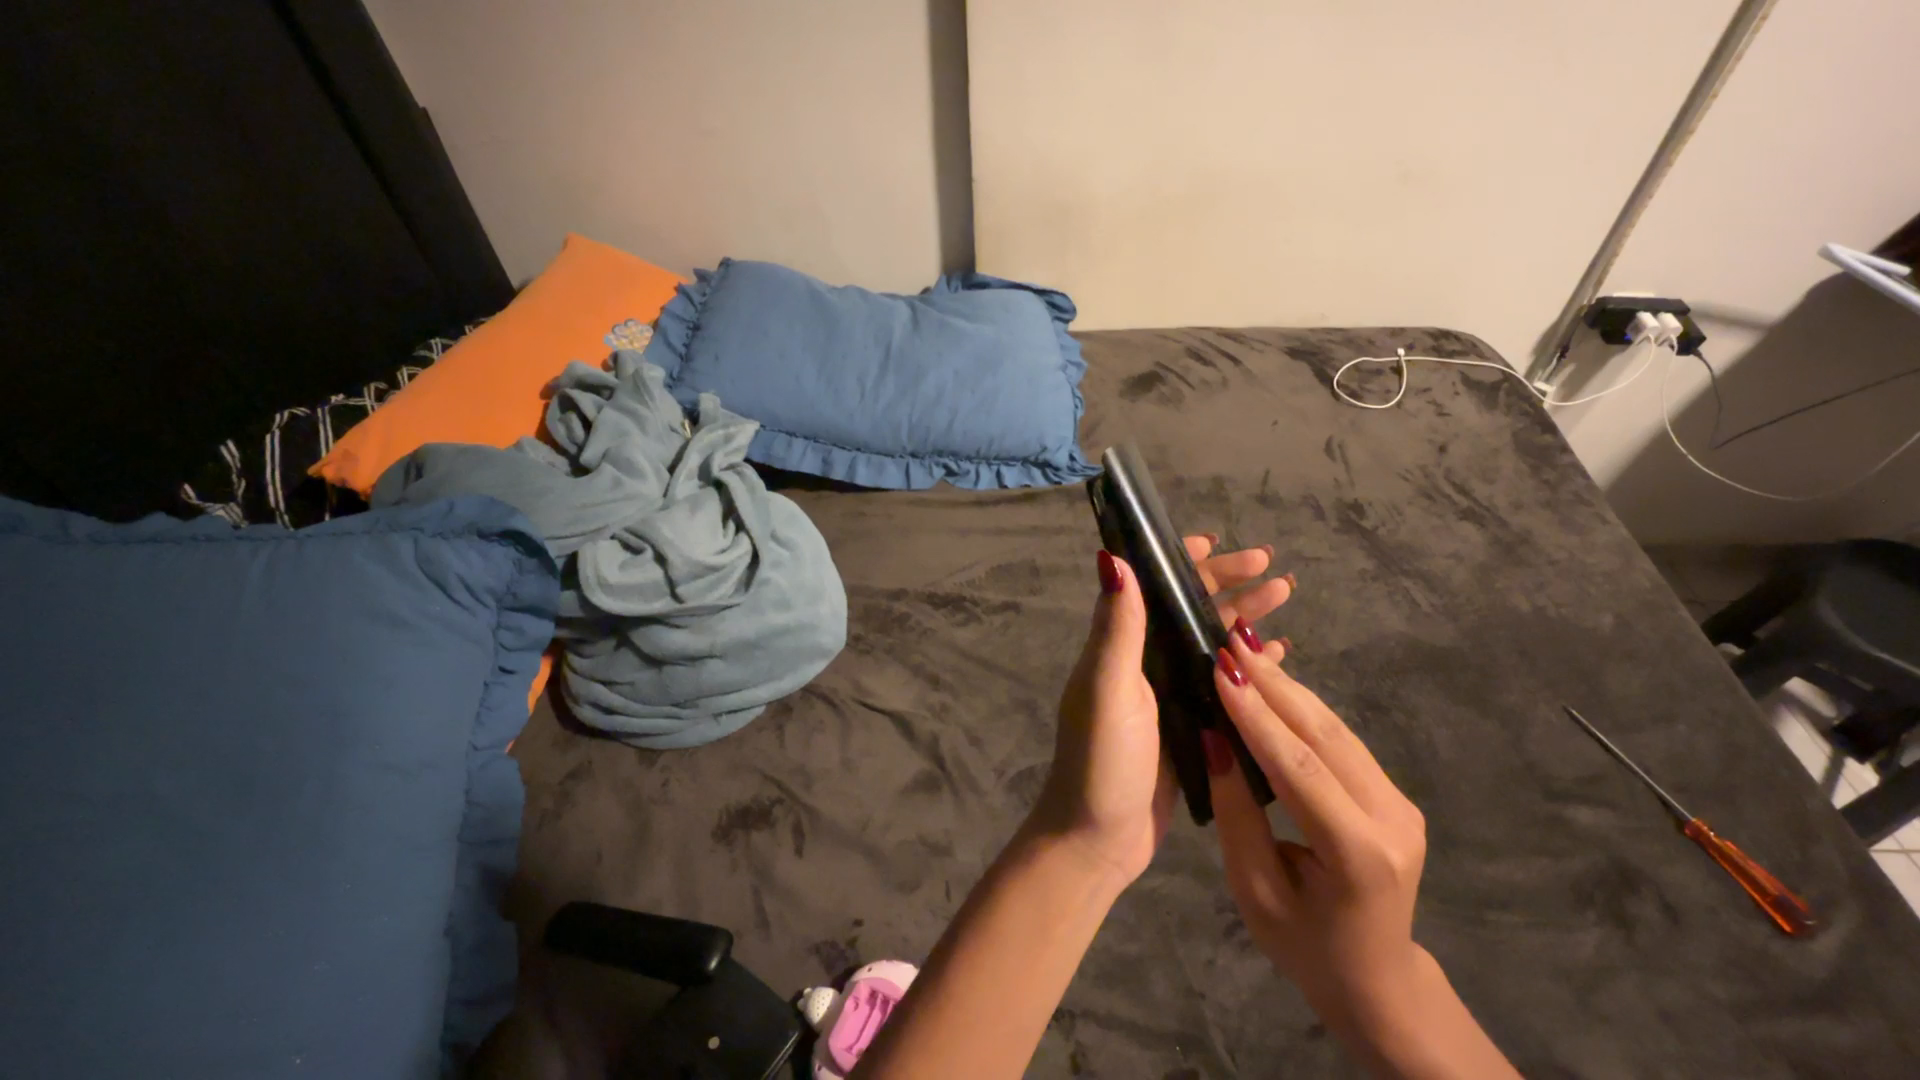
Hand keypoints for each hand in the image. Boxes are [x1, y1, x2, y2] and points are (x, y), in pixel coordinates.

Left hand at [1030, 536, 1292, 887]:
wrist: (1099, 839)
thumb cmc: (1103, 760)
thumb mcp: (1109, 688)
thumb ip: (1117, 627)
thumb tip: (1114, 555)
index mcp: (1119, 647)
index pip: (1151, 587)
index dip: (1181, 561)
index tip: (1218, 543)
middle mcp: (1141, 663)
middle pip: (1187, 610)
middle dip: (1227, 584)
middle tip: (1273, 570)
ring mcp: (1166, 696)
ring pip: (1209, 643)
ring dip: (1243, 619)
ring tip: (1286, 598)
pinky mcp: (1187, 727)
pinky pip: (1222, 684)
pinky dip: (1248, 666)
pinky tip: (1280, 658)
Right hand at [1206, 630, 1427, 1017]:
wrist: (1376, 978)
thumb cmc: (1303, 944)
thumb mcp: (1254, 888)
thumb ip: (1237, 812)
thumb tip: (1214, 740)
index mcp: (1357, 853)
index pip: (1300, 767)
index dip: (1257, 715)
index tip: (1220, 669)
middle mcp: (1391, 819)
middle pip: (1326, 736)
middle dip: (1273, 684)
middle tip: (1228, 641)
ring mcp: (1401, 804)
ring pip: (1338, 731)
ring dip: (1288, 689)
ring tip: (1244, 650)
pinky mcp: (1395, 796)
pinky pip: (1344, 744)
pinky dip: (1303, 711)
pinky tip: (1273, 685)